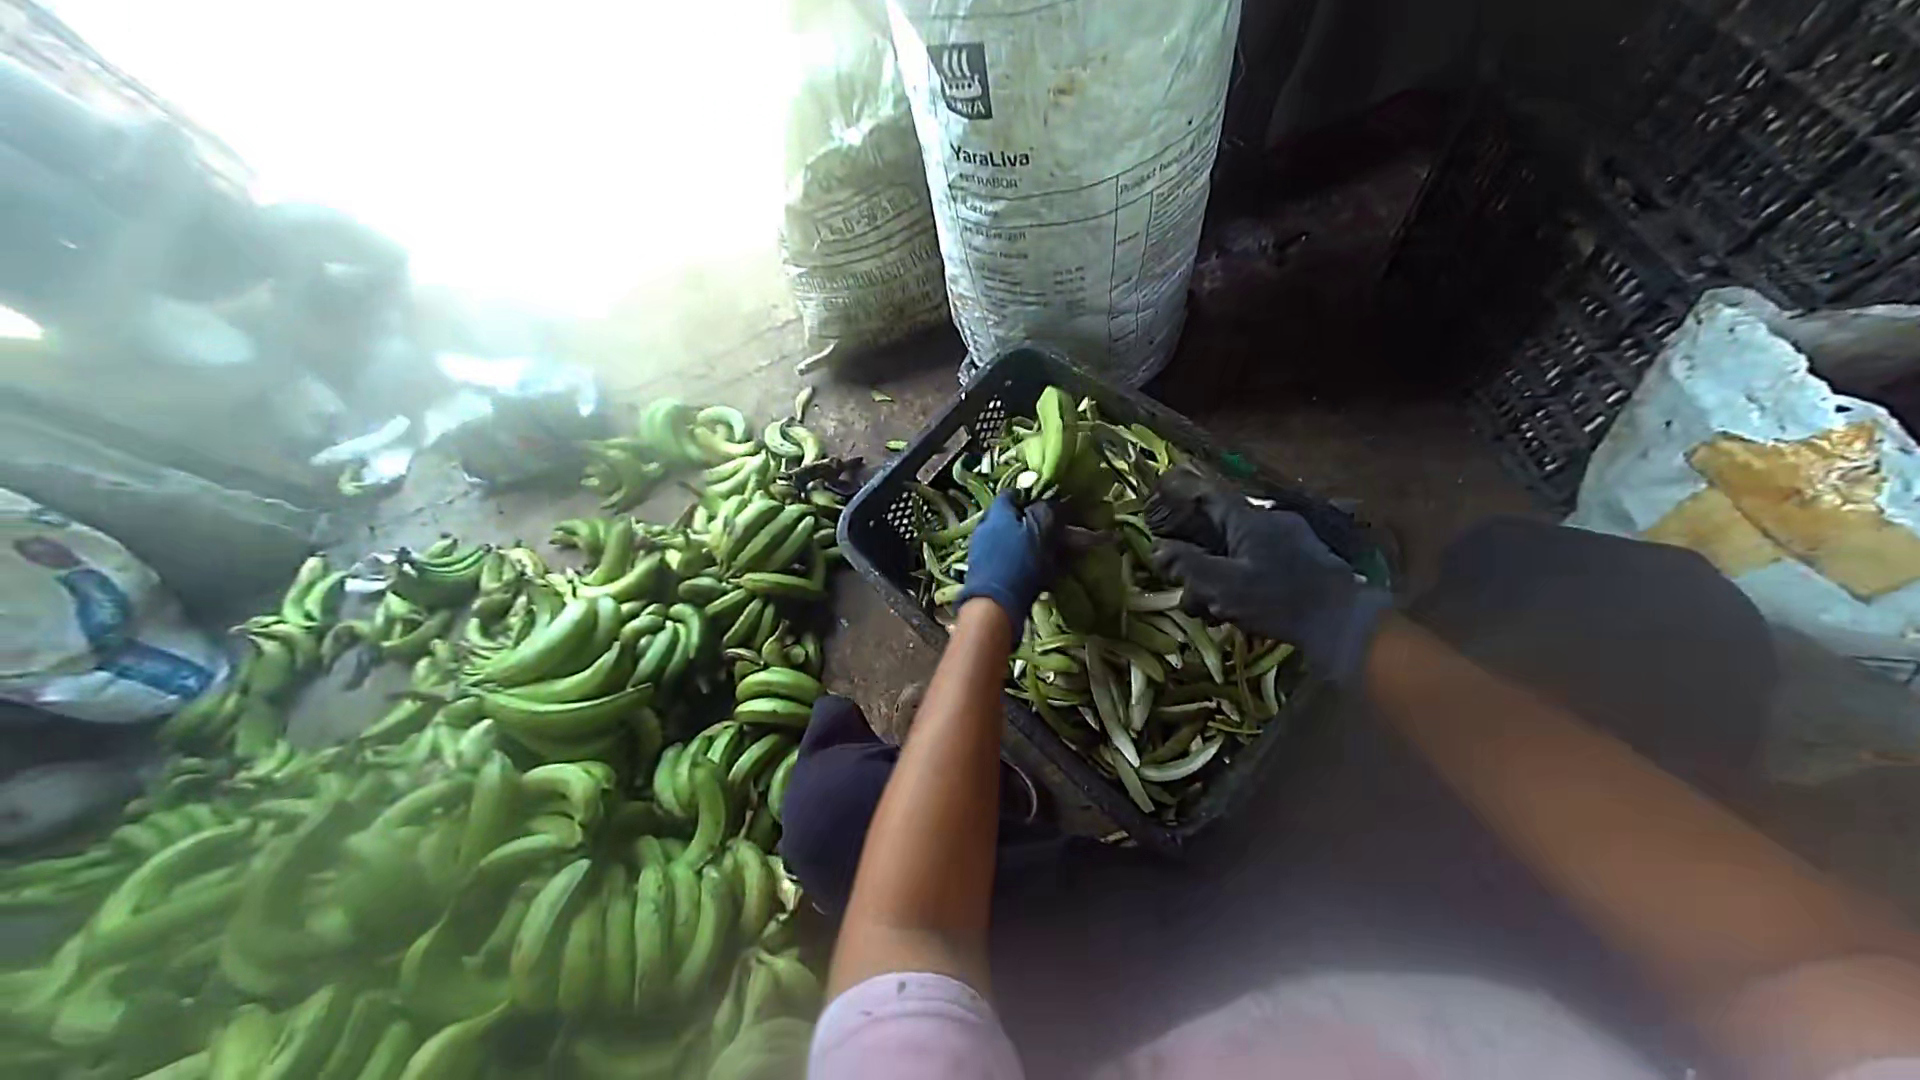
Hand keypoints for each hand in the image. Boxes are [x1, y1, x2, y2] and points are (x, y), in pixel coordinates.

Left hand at [957, 493, 1057, 639]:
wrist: (994, 606)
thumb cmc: (1018, 562)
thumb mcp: (1040, 530)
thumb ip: (1047, 511)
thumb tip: (1052, 502)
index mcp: (997, 512)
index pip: (1013, 494)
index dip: (1032, 497)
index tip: (1050, 505)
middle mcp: (985, 528)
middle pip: (1012, 519)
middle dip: (1033, 524)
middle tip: (1055, 532)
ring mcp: (981, 552)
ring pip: (1011, 541)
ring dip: (1030, 545)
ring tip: (1053, 556)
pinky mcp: (984, 574)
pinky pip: (1008, 561)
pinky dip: (1024, 564)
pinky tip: (1042, 576)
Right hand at [1150, 493, 1389, 680]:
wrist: (1344, 624)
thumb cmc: (1278, 600)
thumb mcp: (1223, 586)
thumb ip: (1187, 565)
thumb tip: (1156, 548)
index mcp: (1248, 520)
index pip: (1207, 497)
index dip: (1181, 497)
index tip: (1159, 503)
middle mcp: (1270, 522)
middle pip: (1219, 533)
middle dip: (1198, 561)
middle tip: (1190, 591)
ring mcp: (1290, 541)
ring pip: (1238, 552)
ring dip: (1219, 578)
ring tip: (1215, 611)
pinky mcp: (1304, 561)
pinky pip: (1260, 562)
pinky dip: (1242, 581)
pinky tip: (1241, 610)